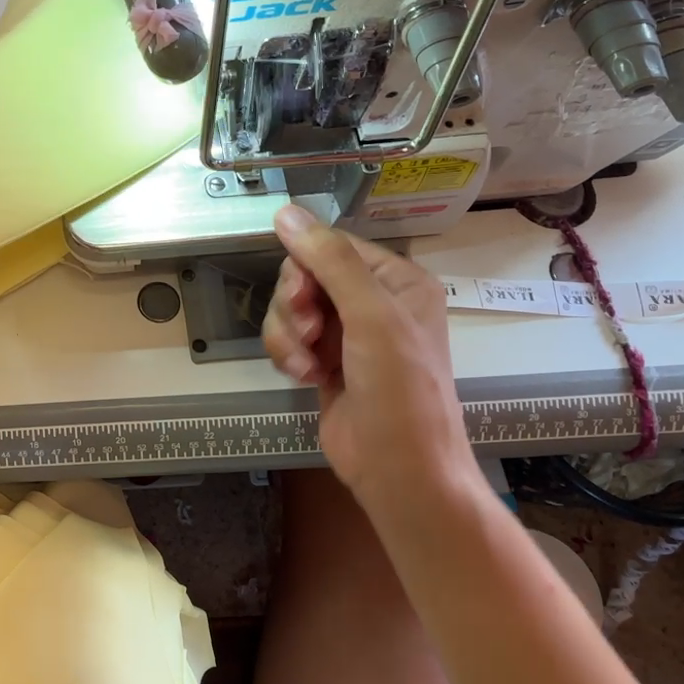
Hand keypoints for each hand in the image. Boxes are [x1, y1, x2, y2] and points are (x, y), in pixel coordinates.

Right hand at [261, 205, 477, 505]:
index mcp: (397, 281)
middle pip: (304, 276)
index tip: (302, 298)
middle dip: (295, 305)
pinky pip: (288, 338)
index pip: (333, 247)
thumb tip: (285, 212)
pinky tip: (304, 377)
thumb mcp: (370, 317)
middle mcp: (373, 302)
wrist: (398, 471)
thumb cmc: (399, 390)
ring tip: (304, 364)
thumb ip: (329, 261)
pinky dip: (287, 355)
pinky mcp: (324, 362)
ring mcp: (347, 334)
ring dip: (287, 334)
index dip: (307, 267)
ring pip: (290, 308)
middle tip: (306, 334)